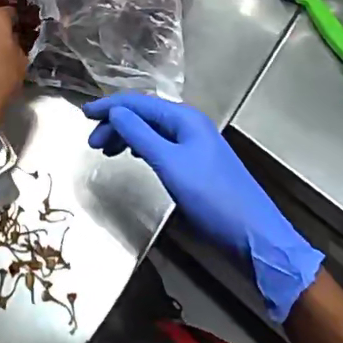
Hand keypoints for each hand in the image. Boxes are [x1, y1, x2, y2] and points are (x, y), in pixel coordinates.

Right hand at [84, 93, 322, 321]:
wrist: (258, 240)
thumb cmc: (214, 200)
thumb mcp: (170, 164)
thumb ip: (139, 135)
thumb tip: (114, 112)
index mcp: (184, 118)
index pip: (137, 102)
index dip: (108, 106)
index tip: (83, 115)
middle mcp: (189, 125)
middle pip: (143, 114)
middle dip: (115, 123)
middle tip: (92, 142)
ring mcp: (195, 144)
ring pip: (150, 129)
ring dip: (125, 135)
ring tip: (105, 150)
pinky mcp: (196, 163)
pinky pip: (159, 144)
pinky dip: (140, 146)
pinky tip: (132, 155)